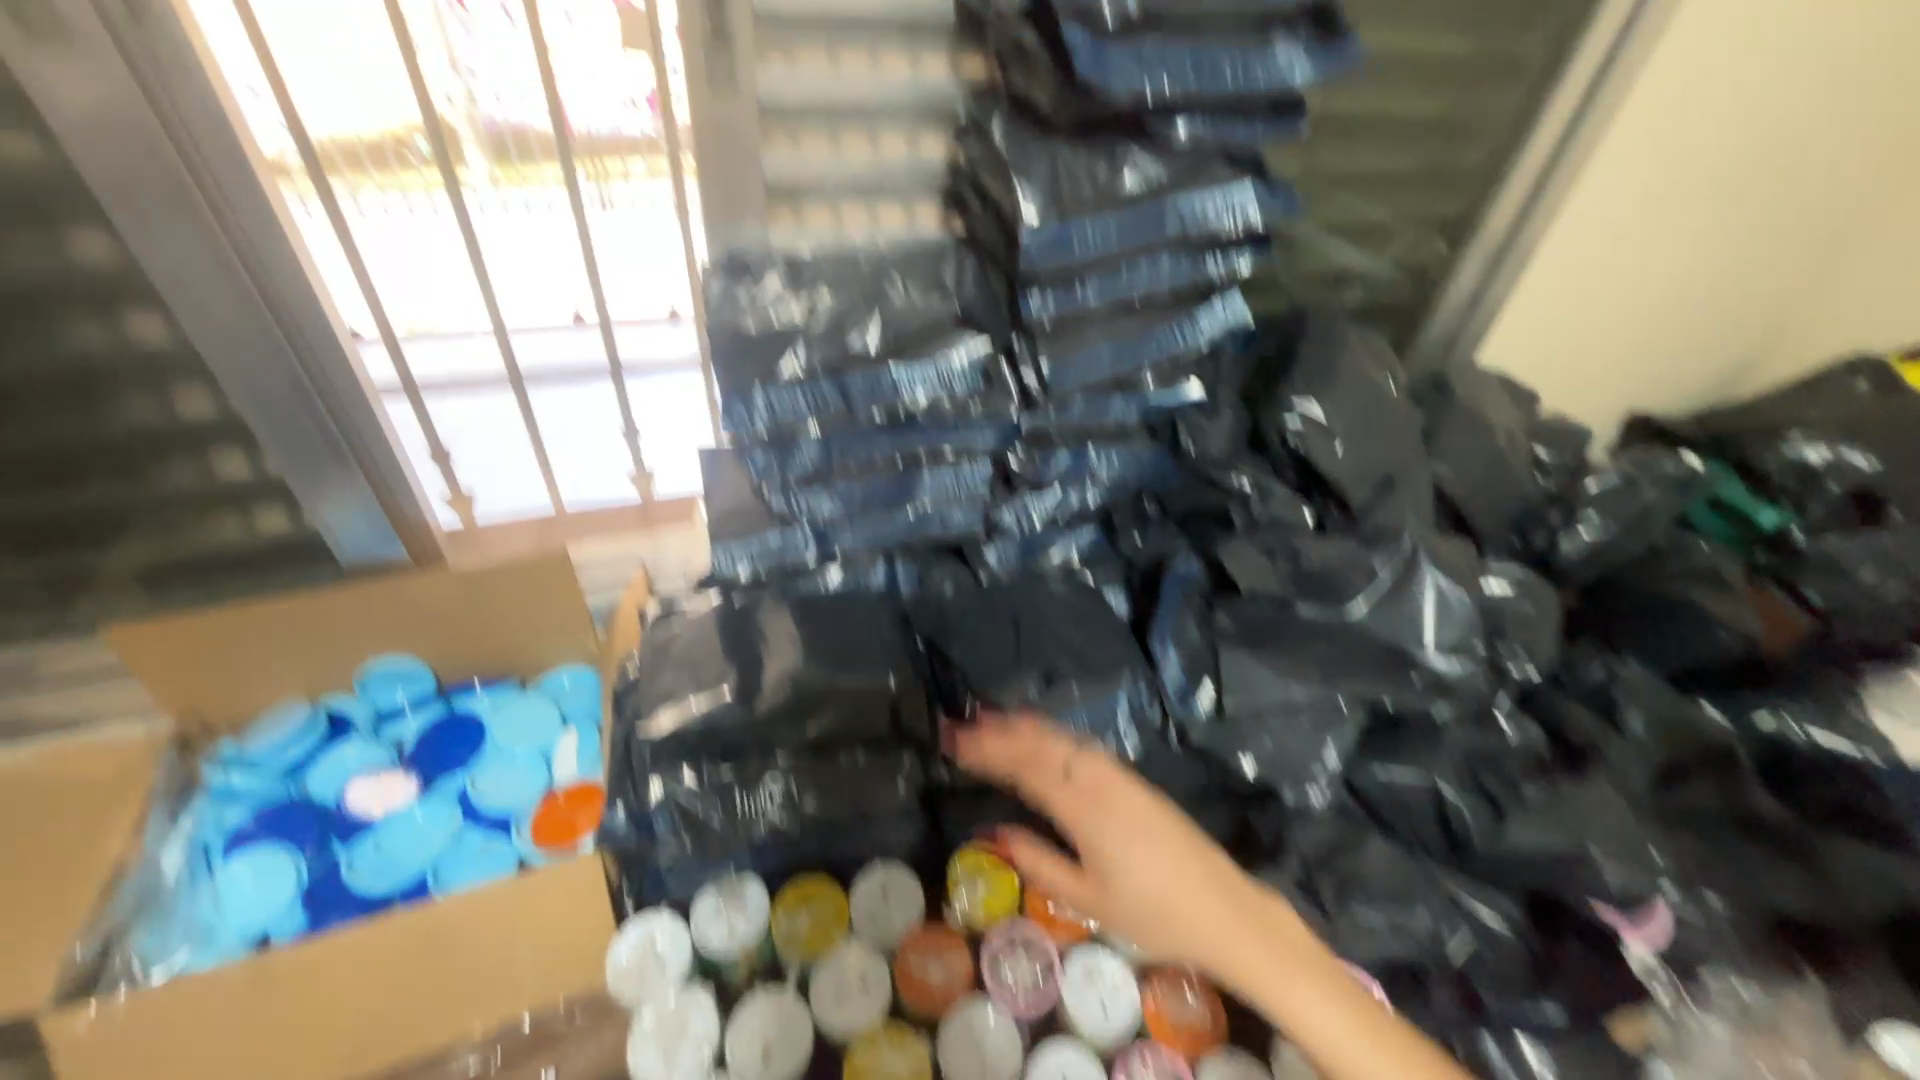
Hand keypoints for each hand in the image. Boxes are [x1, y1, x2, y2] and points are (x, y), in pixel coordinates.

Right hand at [946, 708, 1289, 972]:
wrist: (1225, 910)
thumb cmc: (1154, 915)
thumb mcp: (1089, 901)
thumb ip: (1039, 864)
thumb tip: (998, 833)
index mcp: (1084, 810)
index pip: (1025, 768)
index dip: (987, 752)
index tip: (953, 742)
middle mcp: (1101, 782)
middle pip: (1043, 745)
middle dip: (999, 732)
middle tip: (961, 726)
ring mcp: (1122, 778)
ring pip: (1065, 740)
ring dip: (1026, 728)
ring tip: (991, 721)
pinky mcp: (1135, 783)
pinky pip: (1085, 748)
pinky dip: (1055, 736)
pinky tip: (1044, 739)